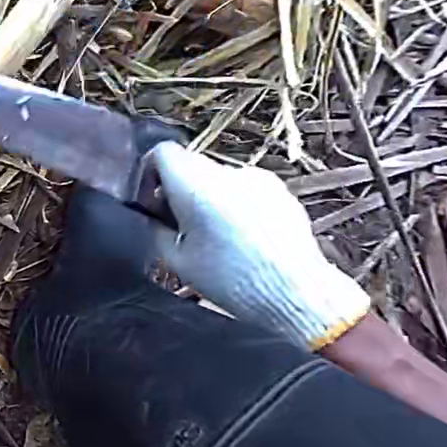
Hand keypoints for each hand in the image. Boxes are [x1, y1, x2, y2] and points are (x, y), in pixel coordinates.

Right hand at [147, 142, 368, 349]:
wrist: (298, 294)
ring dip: (204, 195)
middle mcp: (226, 173)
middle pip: (187, 164)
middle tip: (177, 223)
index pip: (161, 152)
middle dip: (176, 188)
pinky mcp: (278, 188)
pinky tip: (239, 234)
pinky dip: (232, 201)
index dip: (148, 174)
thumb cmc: (232, 281)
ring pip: (214, 175)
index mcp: (196, 186)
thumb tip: (148, 213)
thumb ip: (155, 227)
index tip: (151, 202)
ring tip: (212, 234)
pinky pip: (241, 186)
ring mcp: (255, 177)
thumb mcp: (176, 260)